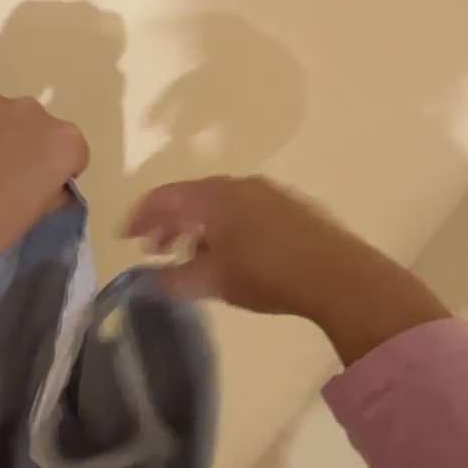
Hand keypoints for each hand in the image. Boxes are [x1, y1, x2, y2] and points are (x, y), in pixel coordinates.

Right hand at [123, 176, 449, 365]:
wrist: (343, 279)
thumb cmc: (267, 275)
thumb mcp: (213, 282)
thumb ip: (175, 280)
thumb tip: (152, 280)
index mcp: (213, 196)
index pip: (163, 198)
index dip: (140, 217)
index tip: (124, 236)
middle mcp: (239, 186)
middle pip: (191, 199)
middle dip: (169, 224)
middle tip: (155, 249)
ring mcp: (269, 194)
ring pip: (219, 206)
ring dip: (198, 228)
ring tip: (192, 257)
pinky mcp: (293, 209)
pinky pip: (244, 212)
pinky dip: (226, 229)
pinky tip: (231, 255)